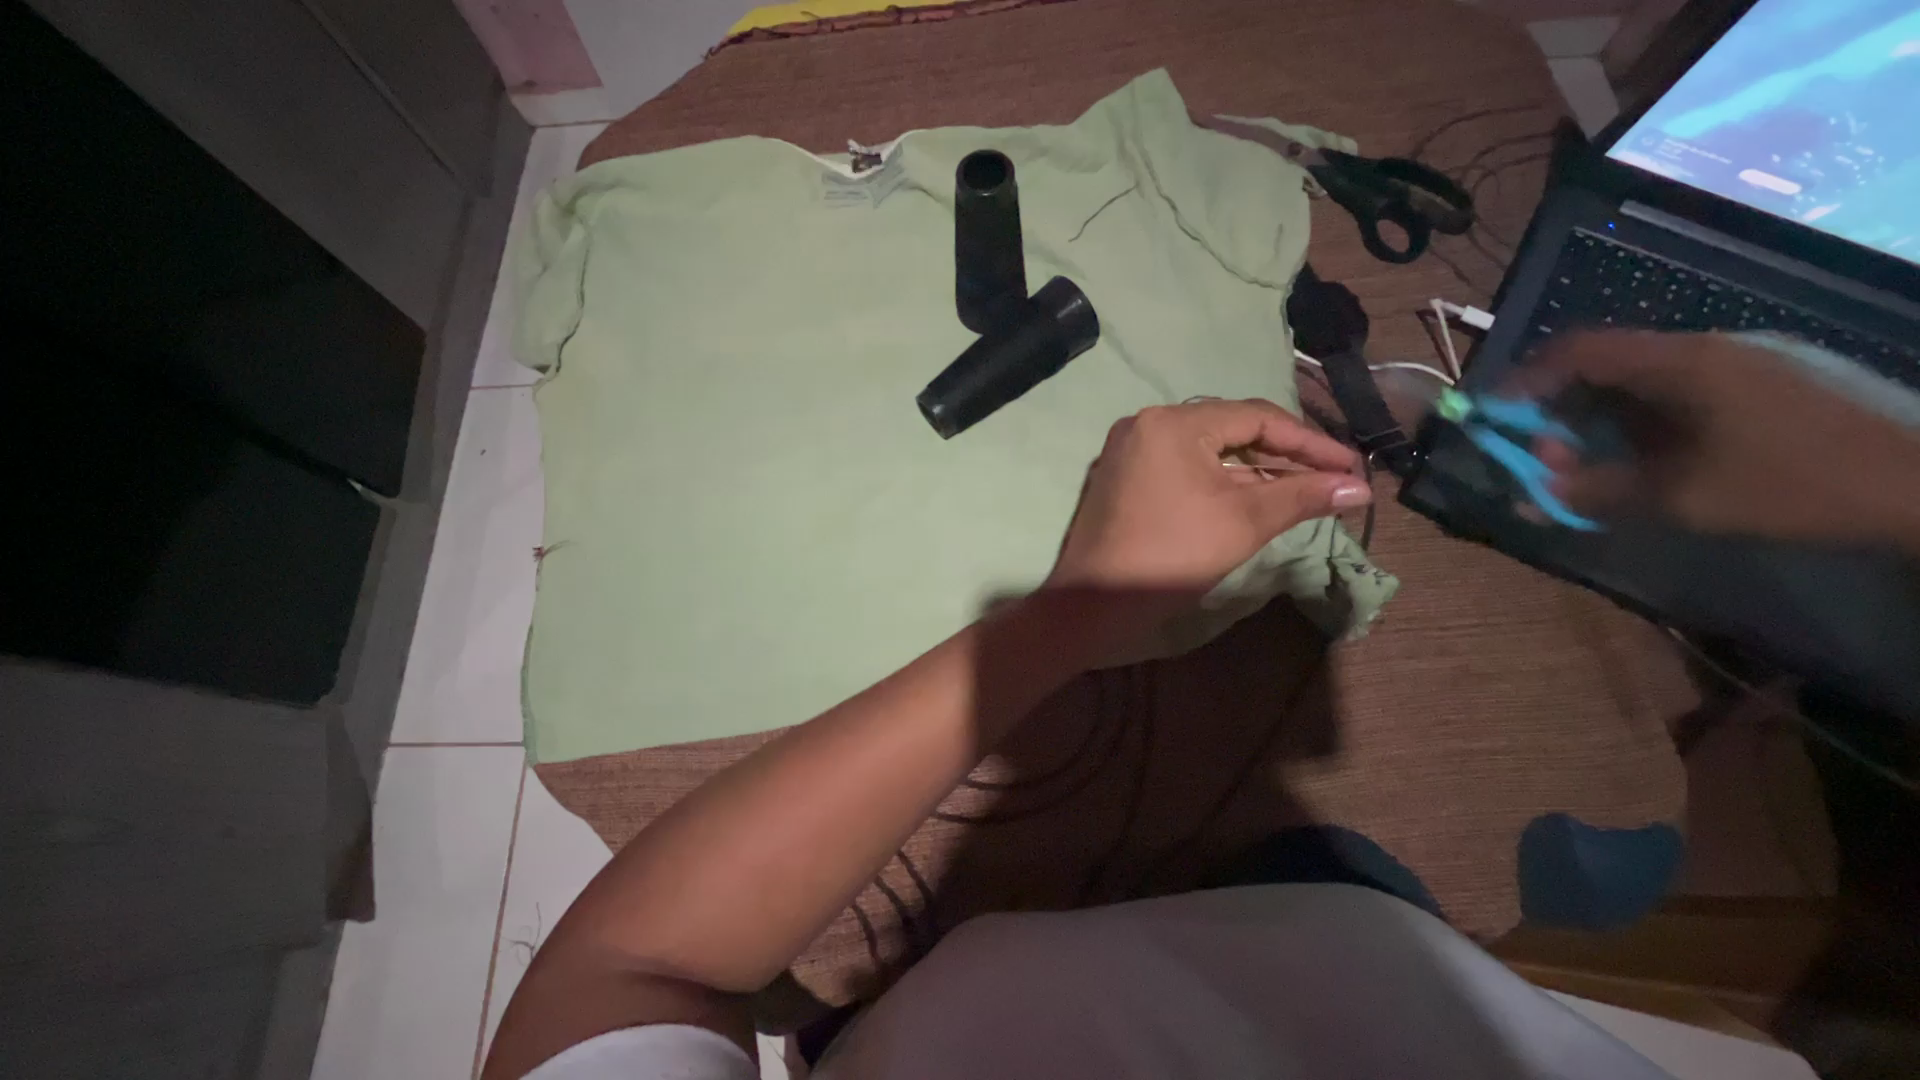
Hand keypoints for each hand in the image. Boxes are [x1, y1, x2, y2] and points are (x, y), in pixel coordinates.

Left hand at [1041, 399, 1369, 651]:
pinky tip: (1255, 500)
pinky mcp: (1123, 479)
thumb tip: (1359, 487)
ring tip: (1303, 492)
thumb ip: (1302, 497)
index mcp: (1173, 423)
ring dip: (1254, 470)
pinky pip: (1183, 468)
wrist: (1093, 605)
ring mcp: (1130, 451)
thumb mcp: (1243, 523)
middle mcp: (1147, 425)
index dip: (1310, 442)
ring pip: (1207, 451)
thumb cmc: (1171, 557)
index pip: (1257, 416)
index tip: (1351, 467)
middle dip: (1284, 454)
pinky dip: (1220, 481)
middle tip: (1331, 477)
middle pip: (1231, 429)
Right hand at [1521, 330, 1919, 546]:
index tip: (1494, 414)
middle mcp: (1710, 348)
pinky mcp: (1772, 381)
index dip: (1526, 380)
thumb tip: (1528, 494)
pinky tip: (1653, 457)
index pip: (1580, 350)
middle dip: (1562, 407)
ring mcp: (1747, 361)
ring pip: (1645, 378)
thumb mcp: (1683, 498)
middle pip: (1609, 362)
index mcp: (1685, 363)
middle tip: (1547, 454)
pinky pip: (1683, 390)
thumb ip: (1597, 491)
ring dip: (1604, 417)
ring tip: (1593, 462)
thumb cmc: (1797, 485)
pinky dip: (1645, 420)